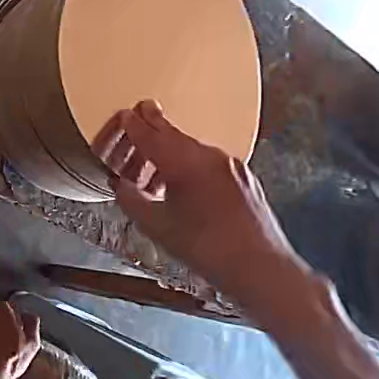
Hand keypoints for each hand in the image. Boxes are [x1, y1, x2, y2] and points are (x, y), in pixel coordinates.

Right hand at [94, 100, 312, 301]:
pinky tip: (183, 181)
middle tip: (142, 111)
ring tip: (155, 162)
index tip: (125, 116)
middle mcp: (209, 157)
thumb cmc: (206, 248)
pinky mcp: (243, 178)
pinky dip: (191, 163)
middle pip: (174, 134)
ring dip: (172, 149)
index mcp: (184, 163)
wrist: (260, 267)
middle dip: (155, 124)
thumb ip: (131, 200)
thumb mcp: (156, 226)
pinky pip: (210, 161)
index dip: (134, 126)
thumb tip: (119, 184)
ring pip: (193, 149)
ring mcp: (230, 166)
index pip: (151, 136)